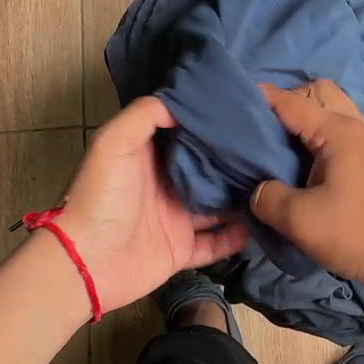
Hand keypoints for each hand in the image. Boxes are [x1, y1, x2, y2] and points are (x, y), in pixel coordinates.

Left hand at [53, 96, 250, 312]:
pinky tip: (261, 222)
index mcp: (150, 156)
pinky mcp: (181, 250)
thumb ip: (146, 114)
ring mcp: (175, 219)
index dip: (212, 122)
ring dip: (241, 195)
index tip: (246, 110)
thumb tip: (186, 102)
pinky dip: (237, 236)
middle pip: (208, 168)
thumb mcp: (114, 141)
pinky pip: (216, 243)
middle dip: (234, 158)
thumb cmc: (102, 196)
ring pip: (218, 204)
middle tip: (271, 146)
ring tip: (276, 181)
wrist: (87, 261)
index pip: (187, 133)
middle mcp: (166, 184)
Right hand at [253, 79, 363, 321]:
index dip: (256, 101)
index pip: (288, 100)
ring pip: (330, 112)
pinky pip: (338, 133)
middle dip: (285, 103)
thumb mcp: (301, 220)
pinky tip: (301, 166)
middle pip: (316, 92)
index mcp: (336, 130)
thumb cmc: (359, 233)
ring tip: (277, 149)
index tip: (228, 108)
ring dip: (303, 122)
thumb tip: (257, 189)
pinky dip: (317, 138)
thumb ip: (268, 197)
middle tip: (260, 133)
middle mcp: (353, 126)